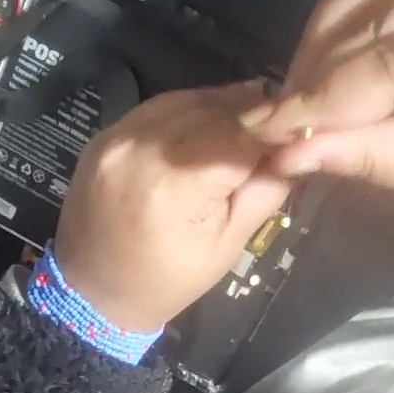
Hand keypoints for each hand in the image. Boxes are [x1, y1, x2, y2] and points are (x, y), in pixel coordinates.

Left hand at [54, 83, 290, 333]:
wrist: (93, 292)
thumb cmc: (168, 281)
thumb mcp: (228, 246)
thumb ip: (265, 190)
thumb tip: (298, 146)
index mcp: (174, 185)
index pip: (241, 136)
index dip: (275, 131)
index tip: (300, 133)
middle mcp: (142, 149)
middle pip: (214, 111)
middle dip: (253, 115)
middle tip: (282, 125)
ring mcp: (118, 137)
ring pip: (187, 100)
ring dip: (223, 107)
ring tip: (252, 120)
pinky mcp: (105, 134)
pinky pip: (159, 108)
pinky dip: (190, 110)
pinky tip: (210, 122)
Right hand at [249, 0, 393, 205]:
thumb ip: (384, 157)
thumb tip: (293, 153)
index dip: (323, 100)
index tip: (265, 133)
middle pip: (380, 21)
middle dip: (316, 77)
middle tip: (276, 126)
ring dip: (324, 42)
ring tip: (299, 96)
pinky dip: (351, 12)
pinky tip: (331, 53)